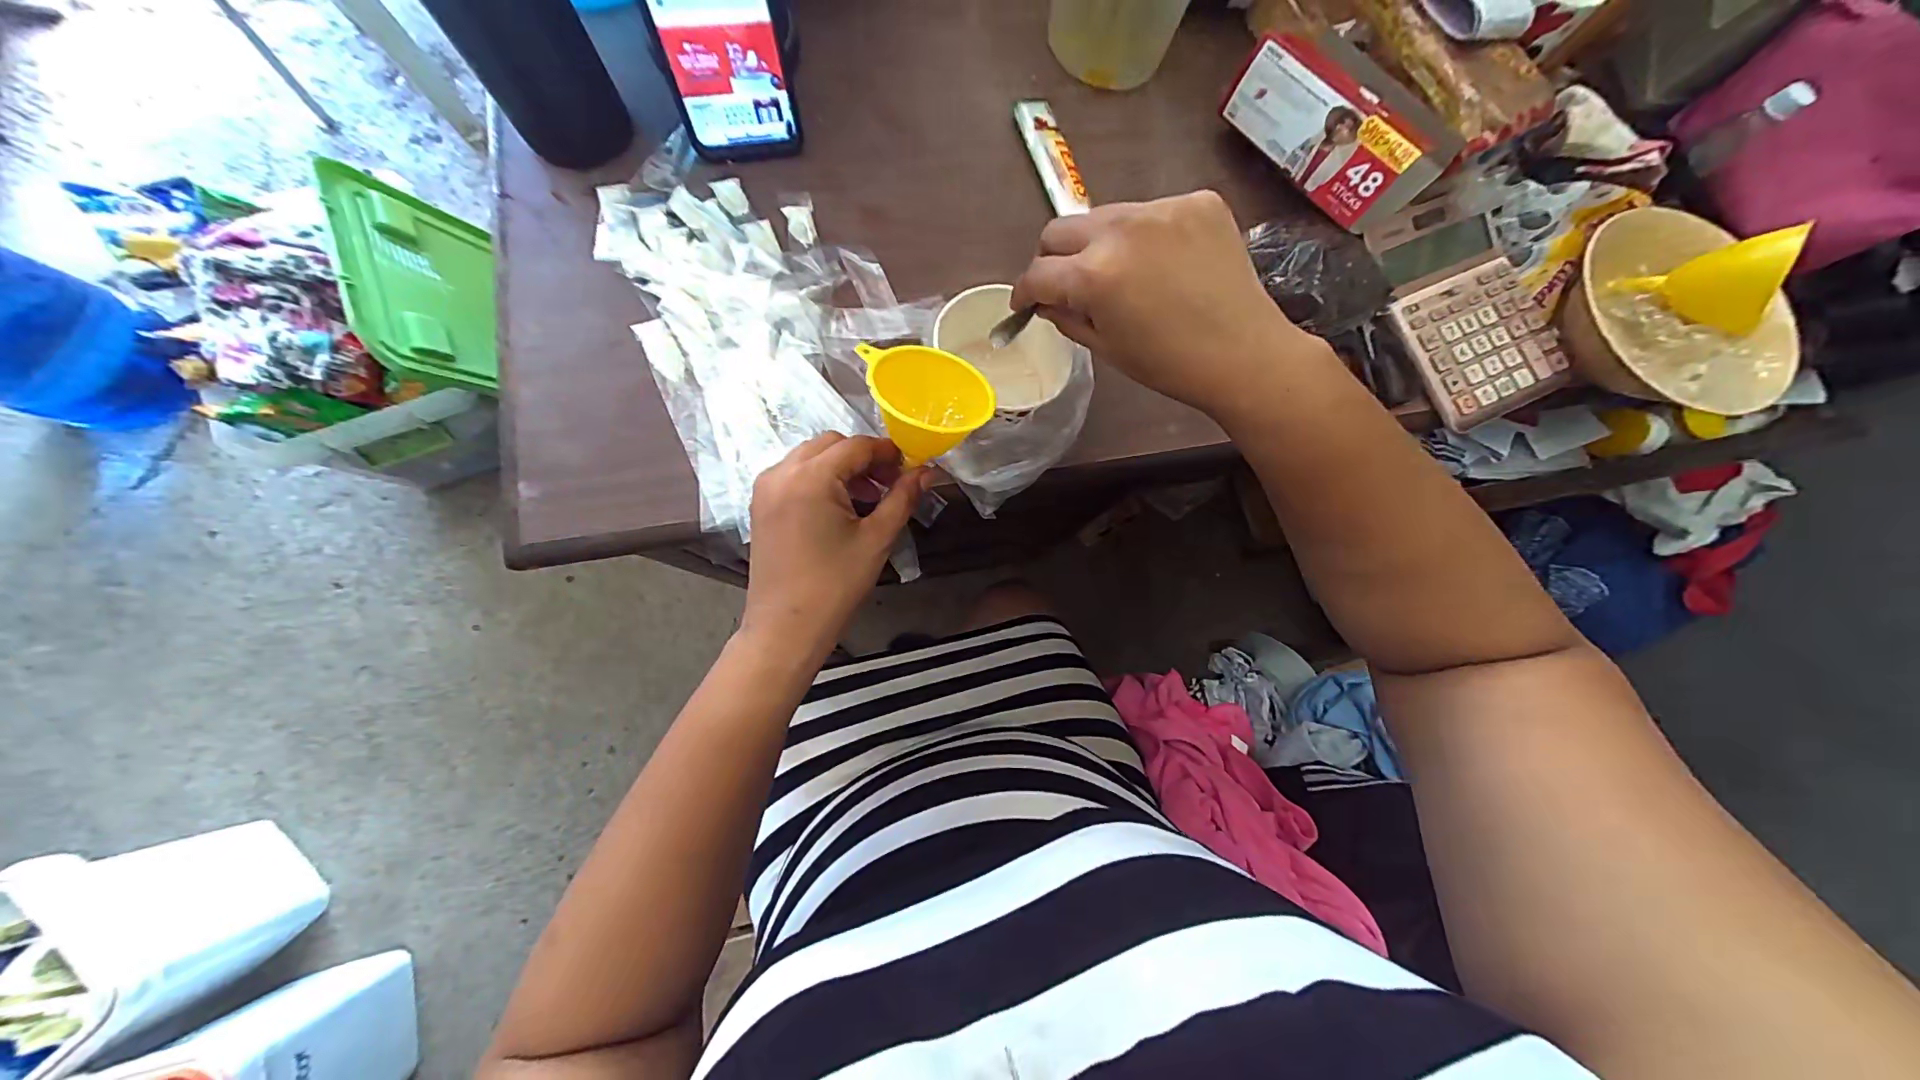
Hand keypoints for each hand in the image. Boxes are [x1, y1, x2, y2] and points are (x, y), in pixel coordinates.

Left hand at [740, 434, 928, 660]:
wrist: (786, 627)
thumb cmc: (835, 585)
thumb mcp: (877, 539)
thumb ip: (902, 498)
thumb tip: (926, 471)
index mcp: (811, 477)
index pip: (856, 446)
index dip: (887, 452)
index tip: (910, 468)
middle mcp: (782, 472)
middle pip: (830, 444)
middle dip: (863, 458)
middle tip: (890, 484)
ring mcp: (766, 488)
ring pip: (810, 457)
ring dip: (841, 467)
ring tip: (868, 498)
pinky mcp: (760, 504)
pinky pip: (794, 475)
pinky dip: (819, 479)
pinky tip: (840, 508)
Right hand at [1010, 191, 1325, 417]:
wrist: (1245, 354)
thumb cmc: (1170, 364)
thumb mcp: (1105, 347)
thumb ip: (1067, 316)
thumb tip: (1047, 299)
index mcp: (1094, 274)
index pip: (1038, 272)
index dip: (1024, 292)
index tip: (1025, 302)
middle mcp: (1122, 229)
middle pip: (1060, 229)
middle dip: (1053, 259)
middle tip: (1066, 284)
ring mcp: (1162, 209)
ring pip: (1105, 216)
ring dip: (1099, 243)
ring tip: (1121, 273)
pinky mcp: (1198, 201)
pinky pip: (1150, 213)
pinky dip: (1145, 236)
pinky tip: (1163, 263)